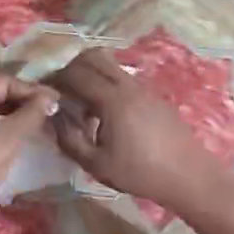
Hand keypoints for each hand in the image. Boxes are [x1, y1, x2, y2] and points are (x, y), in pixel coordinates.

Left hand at [0, 74, 59, 226]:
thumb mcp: (10, 137)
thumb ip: (32, 113)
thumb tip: (50, 97)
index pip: (3, 80)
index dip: (30, 89)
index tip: (54, 101)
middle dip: (21, 101)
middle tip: (46, 113)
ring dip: (10, 116)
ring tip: (33, 127)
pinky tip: (11, 141)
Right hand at [47, 50, 229, 213]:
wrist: (189, 177)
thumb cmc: (140, 173)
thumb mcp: (96, 164)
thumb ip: (69, 138)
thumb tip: (54, 117)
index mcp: (112, 99)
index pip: (75, 73)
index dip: (55, 78)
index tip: (44, 90)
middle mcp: (128, 85)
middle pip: (93, 57)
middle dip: (71, 67)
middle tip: (61, 89)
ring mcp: (143, 88)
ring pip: (110, 65)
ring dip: (91, 74)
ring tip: (82, 103)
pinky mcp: (153, 96)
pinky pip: (122, 78)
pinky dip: (106, 84)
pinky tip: (104, 113)